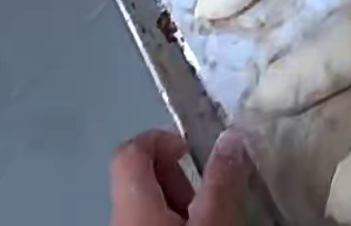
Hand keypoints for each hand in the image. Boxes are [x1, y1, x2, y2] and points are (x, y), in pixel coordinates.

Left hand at [111, 129, 249, 225]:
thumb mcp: (210, 222)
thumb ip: (220, 178)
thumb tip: (232, 134)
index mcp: (131, 202)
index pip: (130, 150)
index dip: (159, 139)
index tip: (190, 149)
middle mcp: (117, 217)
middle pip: (139, 175)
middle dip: (175, 174)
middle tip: (203, 193)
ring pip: (145, 202)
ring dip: (175, 200)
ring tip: (203, 218)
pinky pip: (146, 223)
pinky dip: (169, 220)